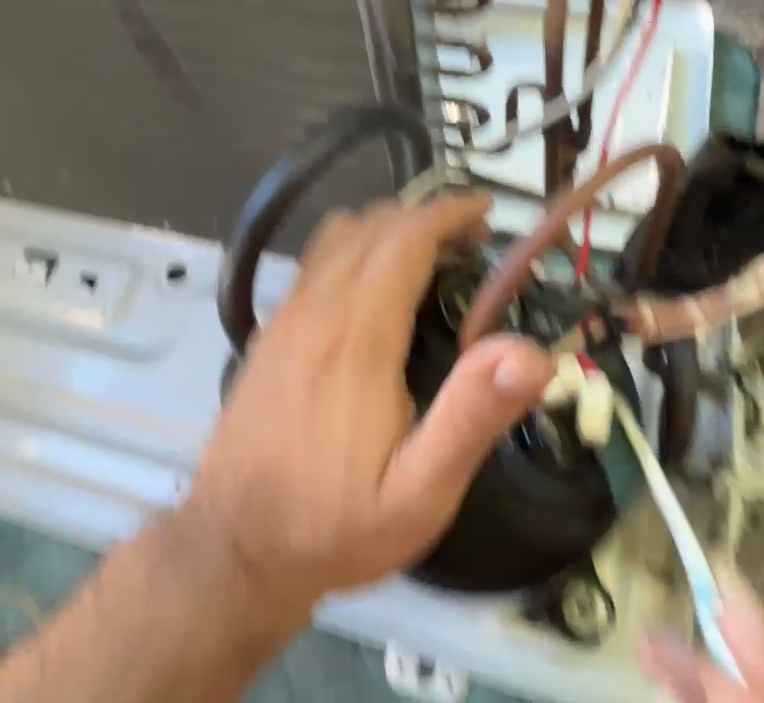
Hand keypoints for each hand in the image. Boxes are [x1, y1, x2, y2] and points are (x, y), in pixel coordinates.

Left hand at [183, 193, 555, 611]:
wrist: (235, 549)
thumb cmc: (336, 525)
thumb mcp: (420, 492)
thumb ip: (472, 416)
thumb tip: (529, 351)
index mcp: (356, 337)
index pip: (404, 238)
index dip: (449, 213)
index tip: (488, 213)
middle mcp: (314, 310)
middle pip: (371, 227)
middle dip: (427, 218)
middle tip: (473, 245)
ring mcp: (283, 318)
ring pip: (336, 237)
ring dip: (387, 230)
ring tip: (430, 259)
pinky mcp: (267, 334)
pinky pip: (313, 264)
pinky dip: (353, 251)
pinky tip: (374, 291)